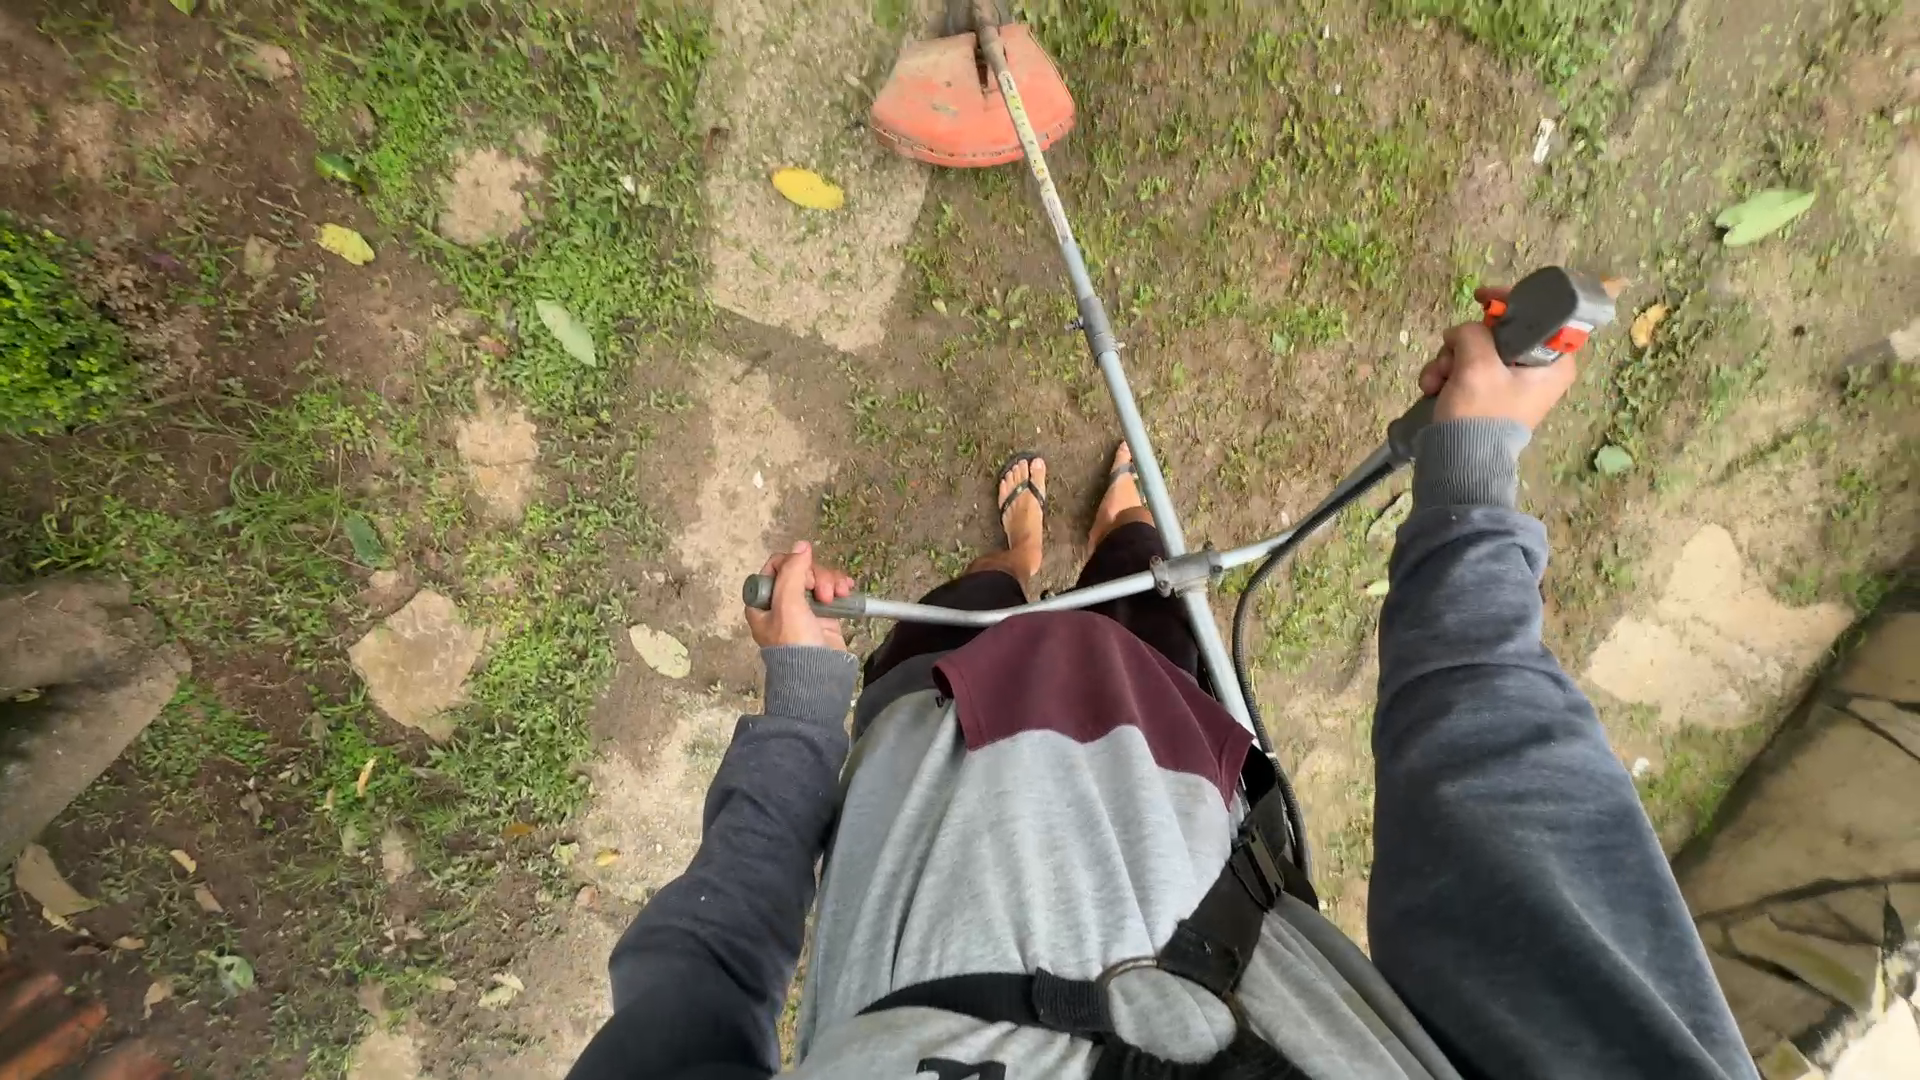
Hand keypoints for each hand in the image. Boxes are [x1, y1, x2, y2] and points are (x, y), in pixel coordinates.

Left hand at [744, 541, 853, 650]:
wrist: (817, 676)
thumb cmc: (795, 642)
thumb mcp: (788, 604)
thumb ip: (793, 572)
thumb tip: (802, 545)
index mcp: (763, 601)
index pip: (776, 567)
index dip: (793, 565)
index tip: (805, 578)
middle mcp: (781, 603)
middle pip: (800, 571)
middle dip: (817, 576)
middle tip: (824, 593)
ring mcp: (804, 609)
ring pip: (818, 579)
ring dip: (831, 581)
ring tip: (840, 594)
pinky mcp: (824, 615)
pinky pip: (831, 591)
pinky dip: (840, 587)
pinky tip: (848, 590)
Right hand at [1418, 286, 1577, 429]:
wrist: (1459, 463)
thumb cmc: (1478, 414)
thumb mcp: (1476, 366)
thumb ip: (1472, 335)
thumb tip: (1461, 331)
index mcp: (1552, 362)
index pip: (1538, 317)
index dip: (1508, 303)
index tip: (1480, 298)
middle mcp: (1535, 372)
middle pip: (1497, 336)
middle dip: (1463, 344)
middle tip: (1447, 357)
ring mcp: (1508, 386)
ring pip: (1474, 354)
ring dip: (1446, 362)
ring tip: (1433, 382)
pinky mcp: (1485, 398)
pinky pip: (1464, 373)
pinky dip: (1444, 377)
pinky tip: (1432, 390)